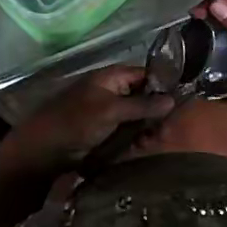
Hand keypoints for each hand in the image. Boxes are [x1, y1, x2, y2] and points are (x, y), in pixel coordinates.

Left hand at [0, 66, 172, 187]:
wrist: (42, 152)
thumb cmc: (75, 123)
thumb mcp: (111, 111)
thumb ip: (142, 105)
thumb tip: (173, 99)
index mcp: (112, 77)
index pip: (146, 74)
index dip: (164, 84)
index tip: (184, 100)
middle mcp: (113, 91)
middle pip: (144, 95)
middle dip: (158, 110)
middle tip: (175, 126)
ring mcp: (109, 112)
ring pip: (138, 116)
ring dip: (149, 127)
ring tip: (162, 139)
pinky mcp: (105, 132)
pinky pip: (128, 132)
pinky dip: (137, 138)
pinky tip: (148, 148)